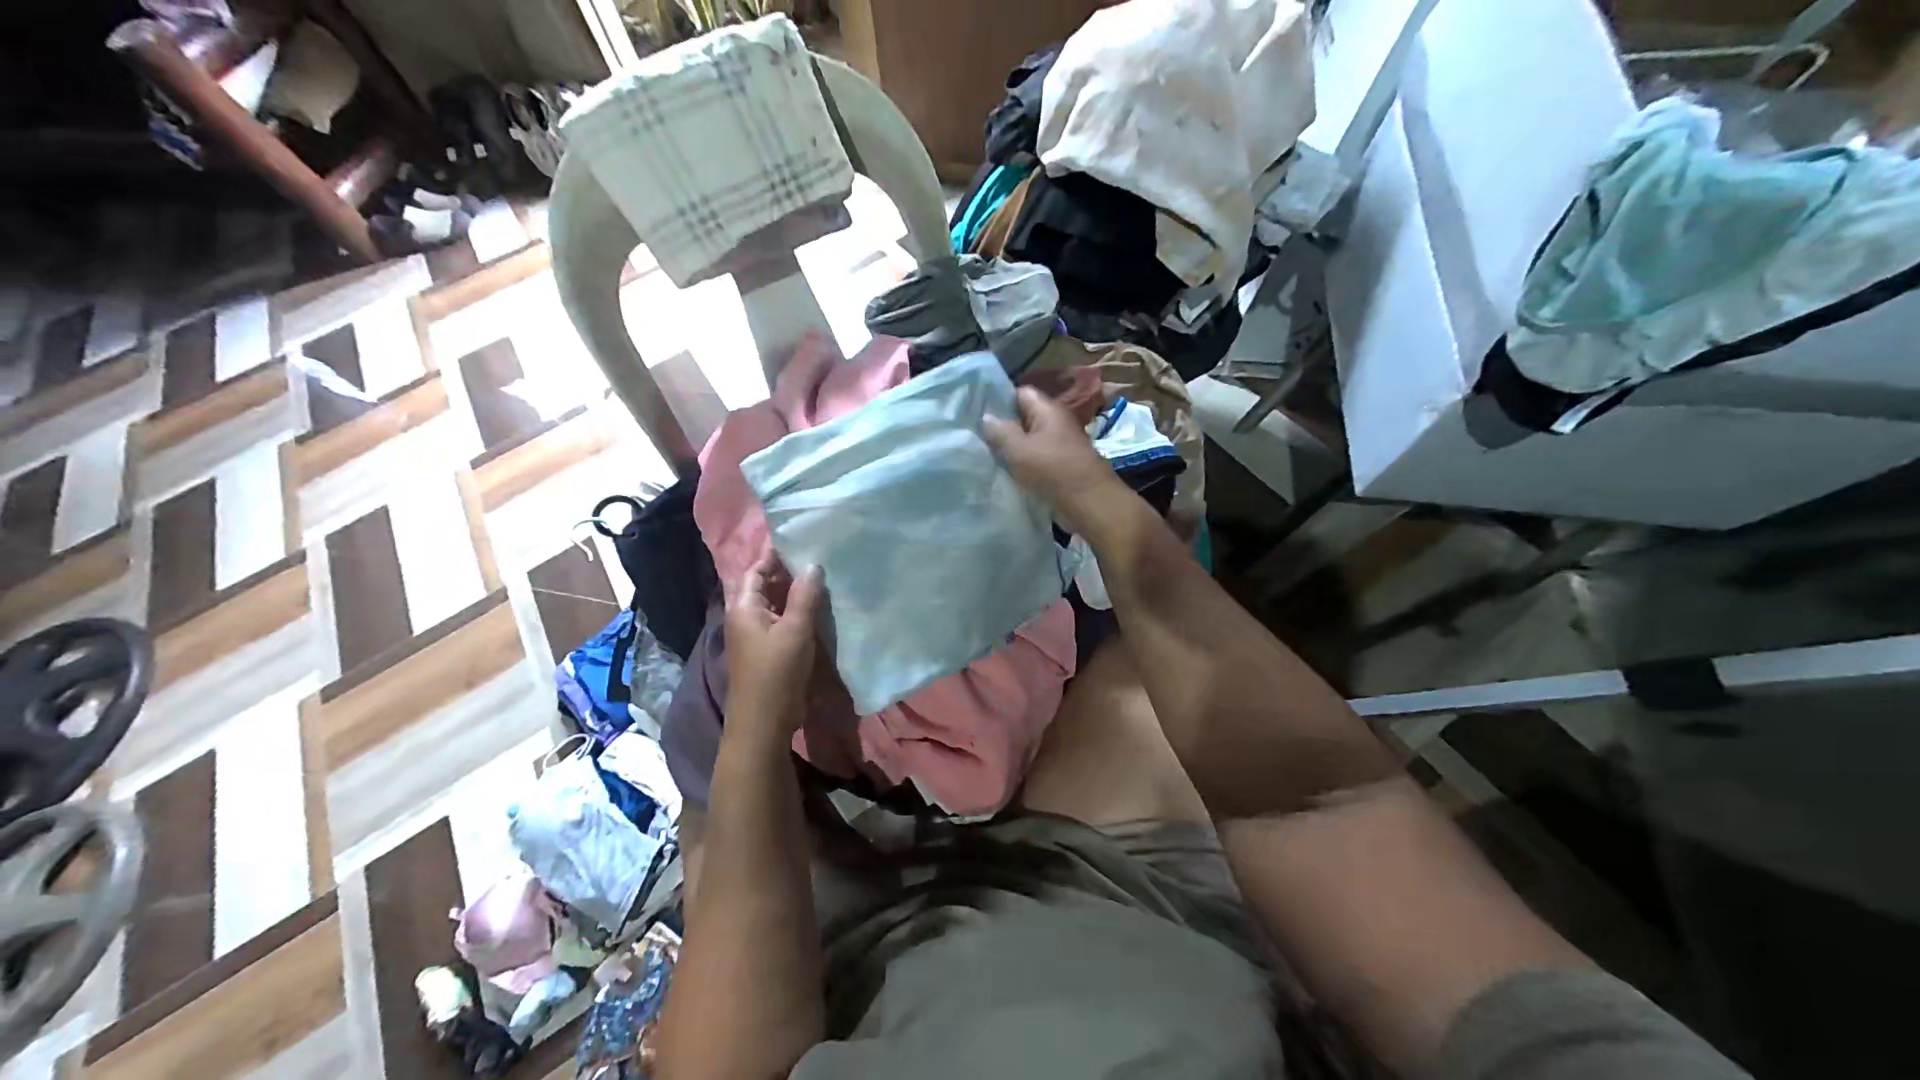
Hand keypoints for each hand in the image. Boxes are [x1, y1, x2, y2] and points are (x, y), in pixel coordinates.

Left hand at [724, 552, 824, 739]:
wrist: (764, 721)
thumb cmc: (776, 672)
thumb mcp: (795, 630)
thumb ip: (804, 596)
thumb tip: (813, 565)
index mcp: (744, 607)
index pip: (755, 570)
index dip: (774, 555)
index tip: (800, 541)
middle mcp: (746, 617)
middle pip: (764, 586)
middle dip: (787, 572)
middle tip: (817, 558)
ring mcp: (756, 635)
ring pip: (775, 604)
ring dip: (794, 592)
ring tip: (823, 578)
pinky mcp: (768, 651)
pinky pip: (781, 621)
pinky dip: (796, 611)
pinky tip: (818, 608)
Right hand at [983, 386, 1130, 537]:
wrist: (1089, 503)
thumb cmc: (1053, 471)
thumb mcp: (1019, 449)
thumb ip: (1000, 431)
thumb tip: (986, 417)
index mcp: (1048, 410)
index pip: (1020, 392)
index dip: (999, 399)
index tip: (978, 412)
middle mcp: (1056, 423)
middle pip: (1024, 417)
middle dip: (1003, 426)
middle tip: (977, 436)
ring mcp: (1060, 445)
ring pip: (1029, 440)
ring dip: (1012, 448)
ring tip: (986, 455)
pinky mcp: (1061, 466)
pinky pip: (1036, 458)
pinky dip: (1023, 464)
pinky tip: (1005, 472)